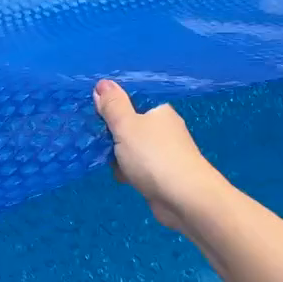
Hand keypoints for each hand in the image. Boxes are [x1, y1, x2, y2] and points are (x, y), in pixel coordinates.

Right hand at [93, 79, 232, 232]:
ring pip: (133, 150)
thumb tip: (103, 83)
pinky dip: (130, 174)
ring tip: (111, 164)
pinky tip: (124, 180)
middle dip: (114, 137)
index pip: (133, 103)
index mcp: (160, 112)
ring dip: (120, 158)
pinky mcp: (164, 176)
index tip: (98, 119)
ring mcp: (166, 154)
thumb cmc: (153, 157)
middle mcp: (165, 130)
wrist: (184, 198)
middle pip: (131, 127)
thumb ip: (113, 105)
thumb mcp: (126, 125)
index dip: (114, 110)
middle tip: (101, 144)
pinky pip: (140, 169)